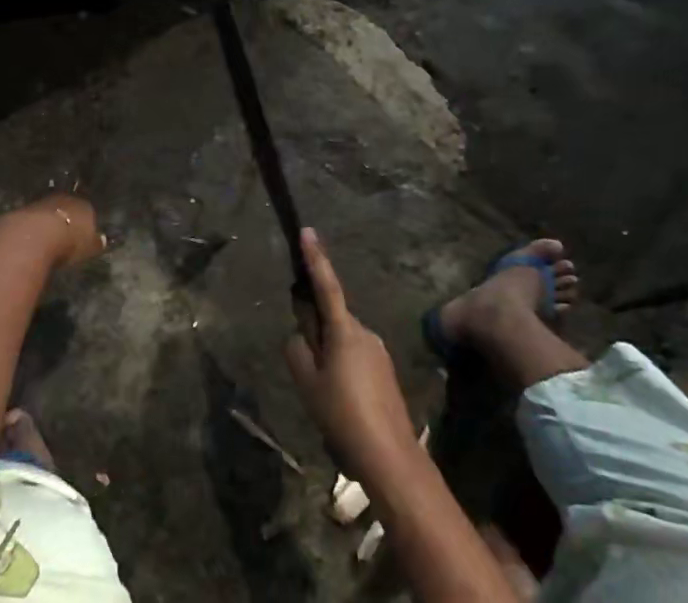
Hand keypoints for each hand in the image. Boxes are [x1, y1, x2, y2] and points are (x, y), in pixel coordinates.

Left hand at [1, 194, 107, 269]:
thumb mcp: (90, 248)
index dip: (85, 222)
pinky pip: (34, 217)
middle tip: (64, 234)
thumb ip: (96, 242)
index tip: (81, 234)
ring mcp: (43, 201)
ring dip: (49, 220)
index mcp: (85, 205)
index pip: (88, 210)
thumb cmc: (69, 242)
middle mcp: (65, 197)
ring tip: (47, 238)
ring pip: (50, 210)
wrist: (34, 235)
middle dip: (66, 218)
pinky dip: (34, 225)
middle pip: (68, 207)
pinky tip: (32, 237)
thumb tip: (101, 239)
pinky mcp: (24, 208)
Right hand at [284, 229, 416, 478]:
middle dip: (314, 330)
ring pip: (341, 340)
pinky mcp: (385, 370)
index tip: (307, 231)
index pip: (326, 286)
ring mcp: (378, 352)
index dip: (315, 258)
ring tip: (324, 394)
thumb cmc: (343, 414)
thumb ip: (297, 350)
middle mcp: (365, 333)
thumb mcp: (307, 381)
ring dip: (328, 353)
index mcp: (344, 331)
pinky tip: (340, 401)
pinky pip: (354, 356)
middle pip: (330, 318)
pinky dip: (341, 368)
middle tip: (307, 368)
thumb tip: (301, 336)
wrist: (391, 456)